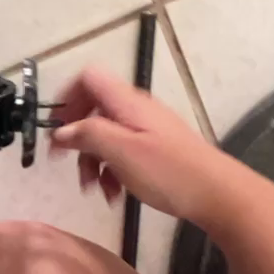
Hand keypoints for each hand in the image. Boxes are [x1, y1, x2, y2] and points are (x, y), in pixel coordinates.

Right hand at [49, 66, 237, 224]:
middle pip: (92, 111)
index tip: (56, 126)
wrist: (217, 194)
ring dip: (91, 161)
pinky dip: (109, 171)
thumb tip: (60, 131)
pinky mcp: (152, 150)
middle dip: (76, 138)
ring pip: (104, 136)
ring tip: (94, 189)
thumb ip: (87, 135)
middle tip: (65, 163)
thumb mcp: (121, 152)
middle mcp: (135, 110)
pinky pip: (120, 153)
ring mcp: (145, 130)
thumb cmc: (168, 172)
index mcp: (127, 103)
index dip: (67, 97)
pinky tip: (113, 194)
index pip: (88, 79)